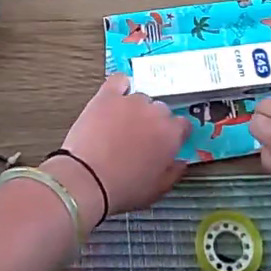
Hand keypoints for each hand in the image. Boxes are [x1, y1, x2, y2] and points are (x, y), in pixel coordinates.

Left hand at [55, 75, 191, 216]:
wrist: (87, 180)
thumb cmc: (124, 188)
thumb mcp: (157, 190)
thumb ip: (174, 172)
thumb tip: (181, 162)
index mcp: (172, 134)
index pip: (183, 125)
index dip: (174, 134)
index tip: (164, 143)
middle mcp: (156, 112)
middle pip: (161, 110)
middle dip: (153, 122)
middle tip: (139, 138)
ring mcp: (131, 101)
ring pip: (140, 97)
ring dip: (136, 108)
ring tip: (121, 124)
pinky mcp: (108, 96)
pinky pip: (120, 81)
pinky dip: (120, 86)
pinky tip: (115, 97)